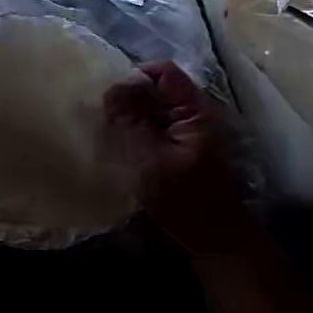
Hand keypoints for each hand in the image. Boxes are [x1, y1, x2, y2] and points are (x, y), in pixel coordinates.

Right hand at [104, 61, 248, 255]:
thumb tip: (110, 88)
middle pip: (152, 87)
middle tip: (100, 115)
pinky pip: (146, 126)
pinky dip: (129, 130)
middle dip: (125, 96)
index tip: (108, 97)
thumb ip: (130, 122)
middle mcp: (189, 113)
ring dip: (124, 115)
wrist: (212, 240)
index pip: (162, 72)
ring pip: (146, 107)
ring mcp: (180, 130)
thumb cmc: (185, 200)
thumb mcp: (151, 161)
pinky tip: (113, 144)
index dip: (133, 77)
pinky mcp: (171, 147)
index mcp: (193, 110)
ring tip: (103, 129)